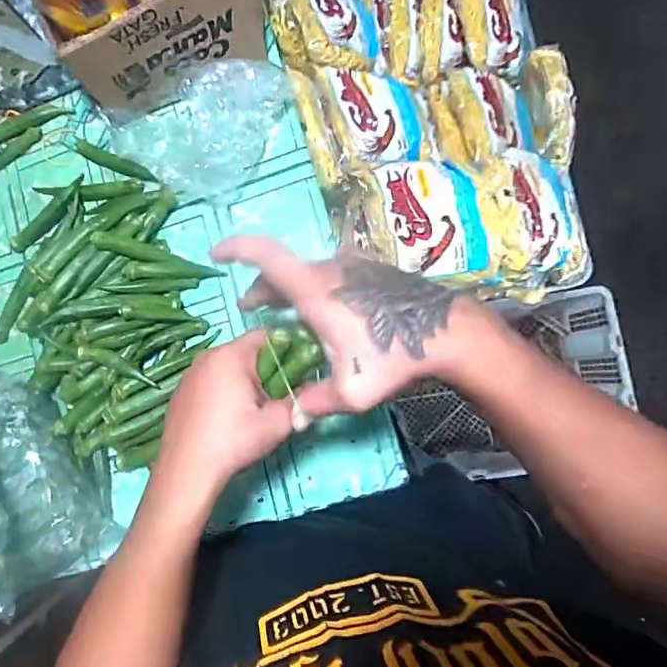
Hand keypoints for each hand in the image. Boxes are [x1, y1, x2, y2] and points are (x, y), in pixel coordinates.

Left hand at [153, 331, 297, 497]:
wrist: (186, 472)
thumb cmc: (233, 441)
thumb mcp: (277, 423)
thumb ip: (299, 402)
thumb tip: (312, 392)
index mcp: (230, 356)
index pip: (266, 336)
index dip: (287, 350)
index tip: (298, 371)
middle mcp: (207, 357)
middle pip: (246, 352)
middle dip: (266, 370)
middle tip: (277, 397)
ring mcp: (189, 374)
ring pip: (228, 368)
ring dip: (244, 383)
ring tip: (253, 411)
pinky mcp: (180, 393)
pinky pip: (210, 382)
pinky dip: (224, 393)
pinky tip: (228, 419)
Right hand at [210, 236, 491, 417]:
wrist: (450, 332)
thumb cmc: (395, 357)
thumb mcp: (351, 391)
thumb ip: (315, 402)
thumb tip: (293, 417)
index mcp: (315, 291)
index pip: (265, 256)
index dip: (236, 249)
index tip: (216, 253)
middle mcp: (331, 270)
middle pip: (285, 270)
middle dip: (264, 289)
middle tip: (255, 309)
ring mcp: (355, 267)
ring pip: (311, 274)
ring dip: (293, 291)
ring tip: (290, 317)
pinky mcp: (374, 271)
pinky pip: (334, 276)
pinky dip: (318, 290)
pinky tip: (329, 316)